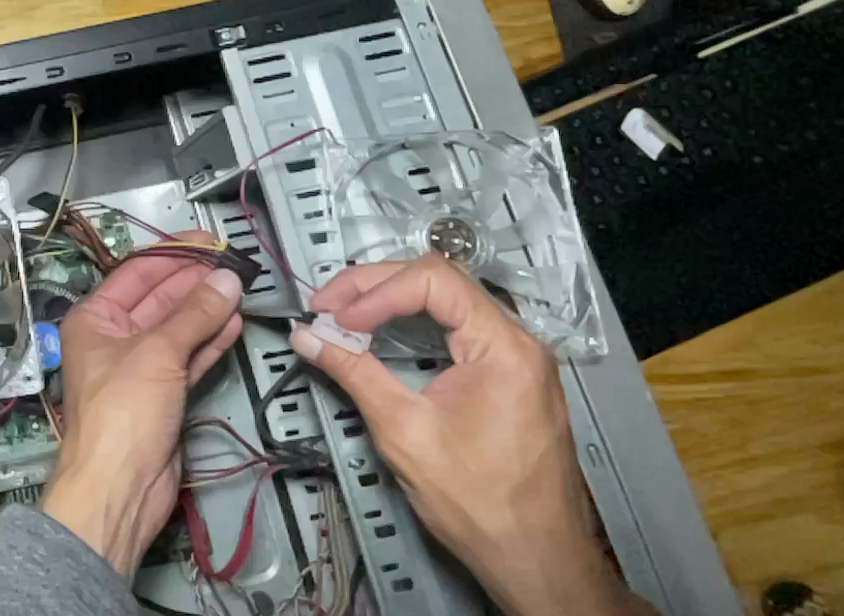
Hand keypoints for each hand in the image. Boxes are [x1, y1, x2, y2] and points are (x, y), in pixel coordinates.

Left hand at [41, 245, 242, 577]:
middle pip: (159, 298)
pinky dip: (209, 341)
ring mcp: (139, 366)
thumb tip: (227, 279)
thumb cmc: (121, 413)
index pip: (136, 273)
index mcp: (94, 318)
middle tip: (233, 263)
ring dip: (206, 310)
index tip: (206, 240)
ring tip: (240, 288)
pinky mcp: (163, 393)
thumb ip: (194, 314)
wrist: (120, 487)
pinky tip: (233, 323)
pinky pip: (188, 357)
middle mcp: (113, 337)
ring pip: (177, 328)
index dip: (172, 254)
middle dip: (194, 282)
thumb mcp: (157, 352)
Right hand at [293, 256, 646, 615]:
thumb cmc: (476, 500)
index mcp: (503, 348)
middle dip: (373, 286)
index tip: (335, 317)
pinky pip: (454, 323)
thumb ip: (353, 372)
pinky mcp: (508, 373)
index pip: (433, 281)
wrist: (538, 563)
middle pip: (438, 279)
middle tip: (324, 305)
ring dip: (388, 297)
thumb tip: (304, 336)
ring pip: (445, 296)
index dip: (375, 290)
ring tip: (342, 313)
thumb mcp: (403, 431)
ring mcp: (517, 356)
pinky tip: (377, 329)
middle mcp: (517, 340)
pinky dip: (409, 318)